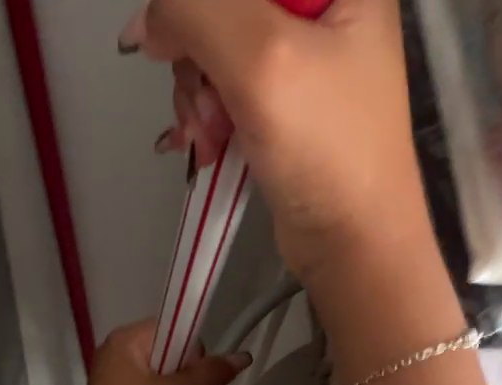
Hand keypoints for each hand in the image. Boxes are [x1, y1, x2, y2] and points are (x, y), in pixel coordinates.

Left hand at [67, 320, 248, 384]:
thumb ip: (211, 373)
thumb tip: (243, 357)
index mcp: (125, 339)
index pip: (174, 328)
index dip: (192, 352)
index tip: (194, 380)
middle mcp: (117, 352)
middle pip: (169, 352)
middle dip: (186, 377)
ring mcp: (114, 378)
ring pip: (162, 375)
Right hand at [122, 0, 430, 282]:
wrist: (353, 243)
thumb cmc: (328, 152)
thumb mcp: (260, 60)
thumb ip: (196, 11)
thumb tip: (148, 22)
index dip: (199, 5)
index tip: (178, 38)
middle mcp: (321, 8)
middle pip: (222, 6)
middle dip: (198, 53)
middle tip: (210, 103)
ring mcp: (301, 58)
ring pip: (215, 46)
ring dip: (198, 93)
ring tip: (213, 135)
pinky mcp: (282, 102)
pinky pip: (224, 86)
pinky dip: (207, 115)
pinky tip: (211, 144)